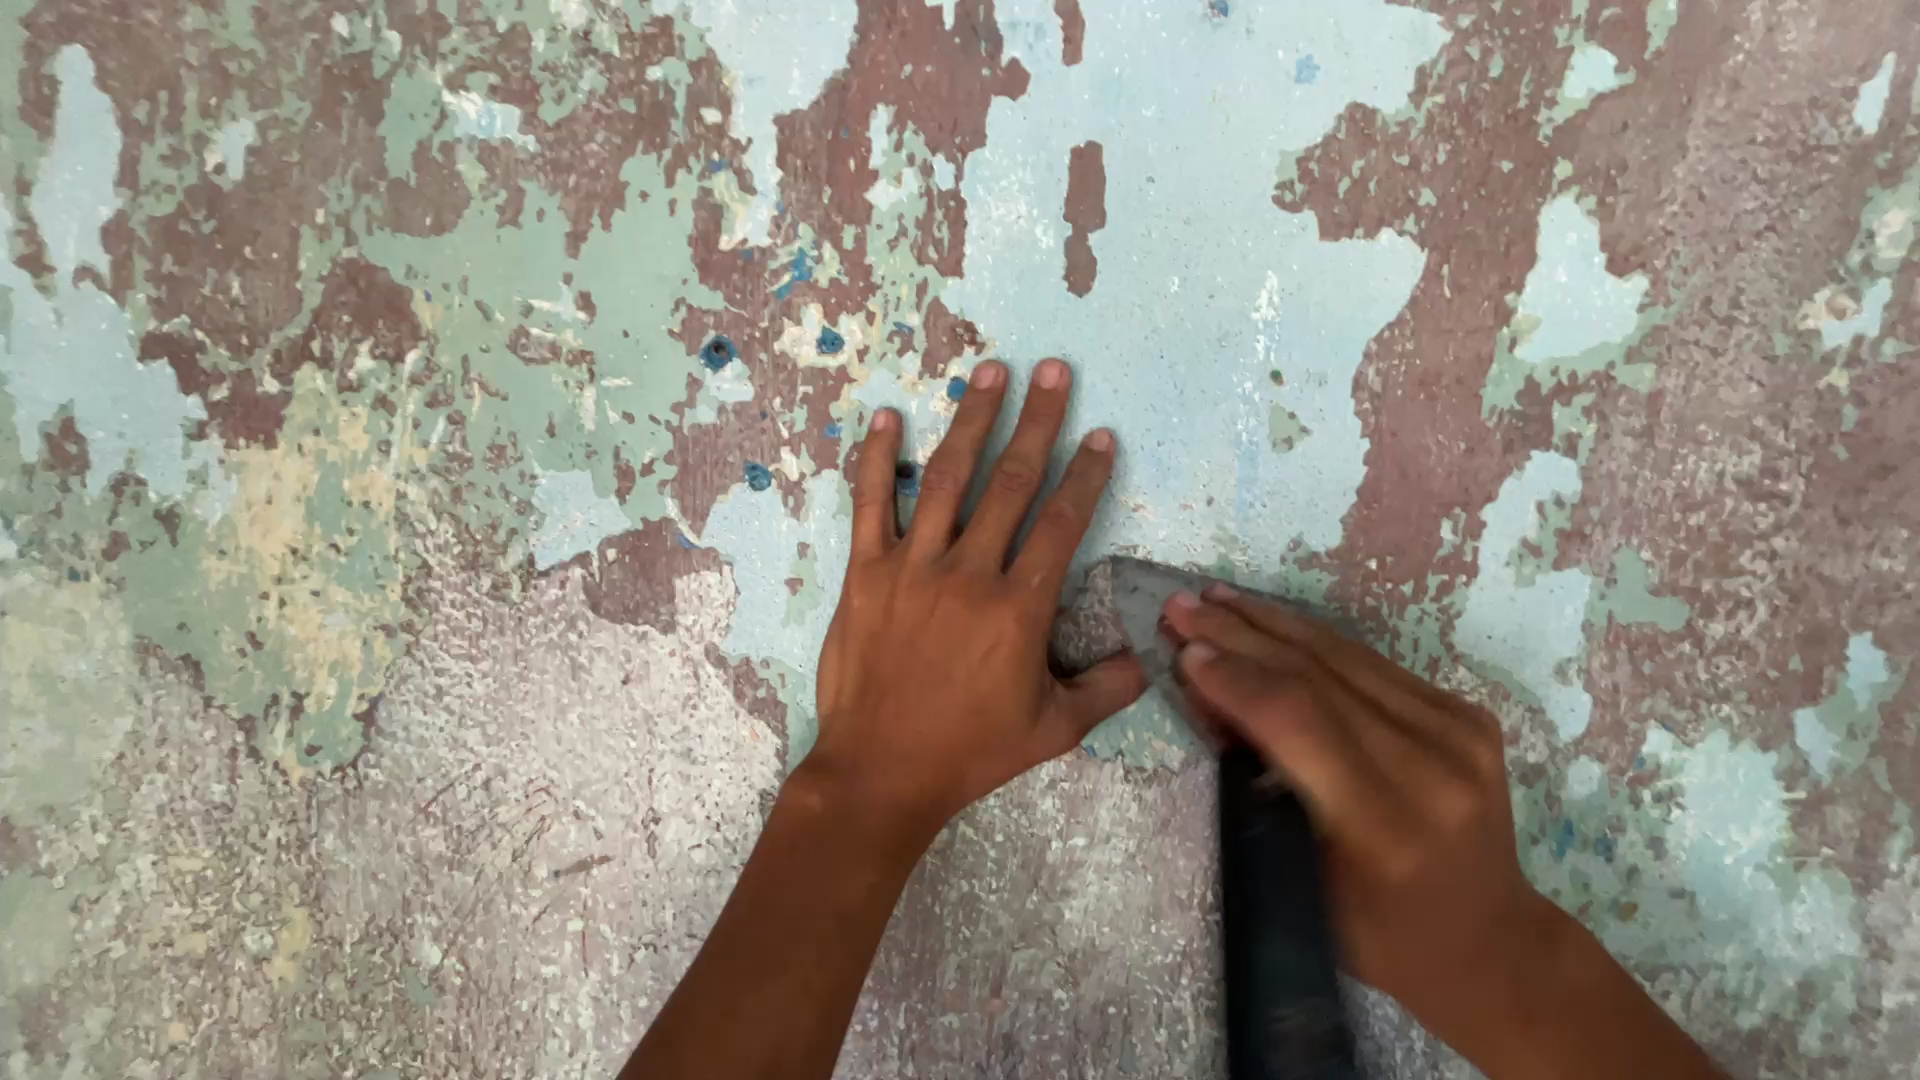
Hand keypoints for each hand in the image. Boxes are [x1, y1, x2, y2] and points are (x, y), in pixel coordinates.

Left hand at [807, 358, 1147, 835]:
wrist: (881, 770)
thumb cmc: (970, 751)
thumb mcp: (1053, 730)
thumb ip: (1108, 691)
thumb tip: (1148, 658)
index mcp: (1019, 608)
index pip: (1062, 524)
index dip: (1086, 475)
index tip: (1102, 436)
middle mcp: (969, 573)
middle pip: (1011, 483)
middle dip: (1038, 422)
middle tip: (1054, 371)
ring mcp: (912, 566)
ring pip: (946, 479)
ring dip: (971, 421)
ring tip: (990, 372)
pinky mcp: (865, 573)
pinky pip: (870, 505)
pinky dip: (876, 459)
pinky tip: (883, 417)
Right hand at [1161, 587, 1725, 1078]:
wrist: (1489, 941)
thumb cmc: (1375, 931)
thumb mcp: (1298, 875)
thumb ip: (1254, 782)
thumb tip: (1207, 693)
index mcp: (1385, 823)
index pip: (1297, 720)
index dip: (1234, 678)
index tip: (1182, 650)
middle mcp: (1431, 766)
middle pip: (1316, 675)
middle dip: (1238, 634)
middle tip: (1182, 605)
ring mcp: (1457, 733)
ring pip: (1341, 655)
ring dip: (1268, 621)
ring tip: (1215, 598)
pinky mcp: (1465, 714)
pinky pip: (1367, 661)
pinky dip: (1307, 636)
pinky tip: (1267, 618)